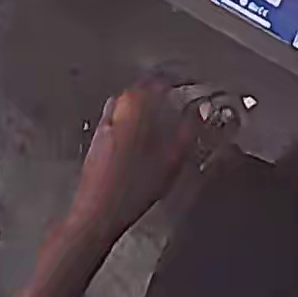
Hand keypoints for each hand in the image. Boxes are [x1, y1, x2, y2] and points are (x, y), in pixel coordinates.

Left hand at [67, 77, 203, 234]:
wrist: (97, 214)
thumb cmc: (136, 185)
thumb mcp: (172, 158)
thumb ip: (189, 129)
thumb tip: (200, 109)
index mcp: (136, 105)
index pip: (160, 82)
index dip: (178, 82)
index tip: (189, 87)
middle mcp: (117, 107)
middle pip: (141, 88)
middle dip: (160, 91)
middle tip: (176, 100)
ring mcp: (104, 123)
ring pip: (128, 102)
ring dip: (144, 104)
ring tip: (159, 116)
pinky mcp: (97, 139)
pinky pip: (117, 116)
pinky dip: (130, 117)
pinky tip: (139, 136)